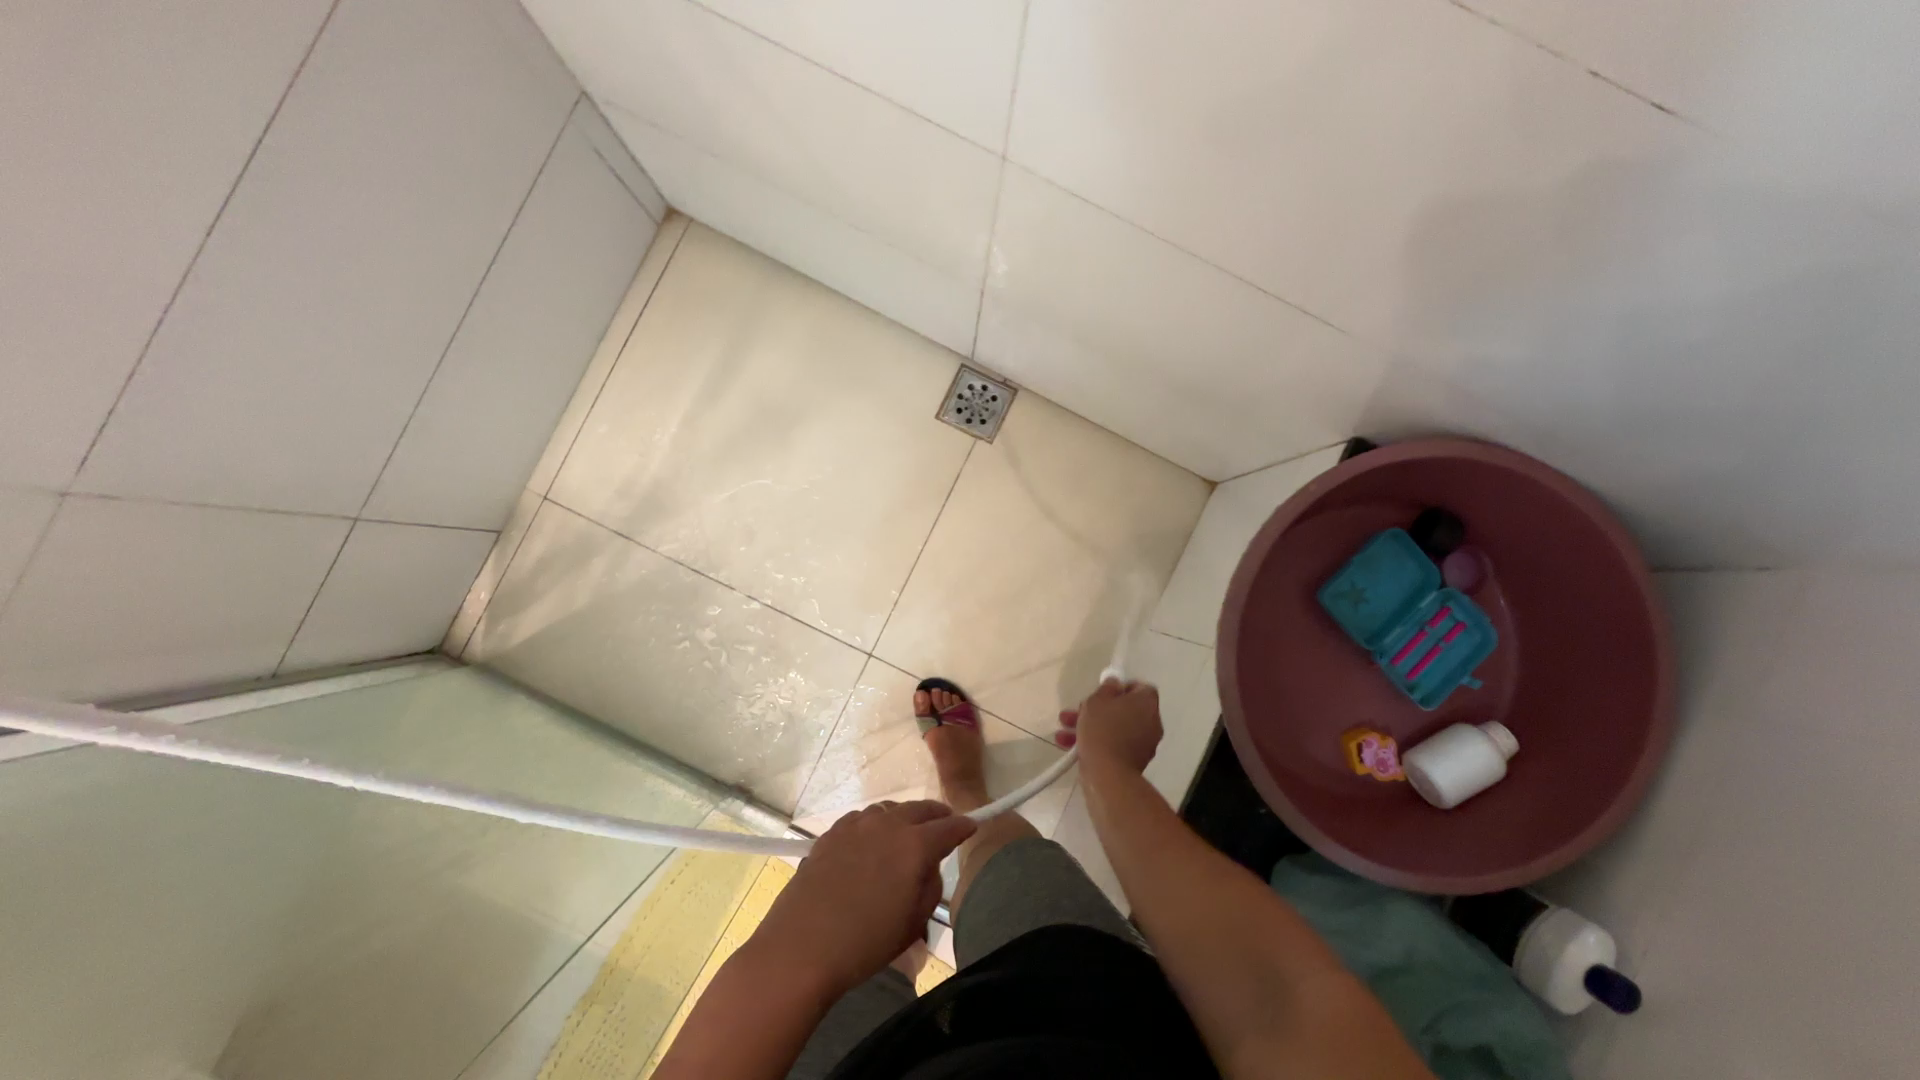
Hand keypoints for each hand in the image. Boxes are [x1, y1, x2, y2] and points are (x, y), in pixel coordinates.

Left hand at [752, 800, 974, 995]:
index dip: (963, 827)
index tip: (972, 827)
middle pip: (919, 809)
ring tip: (908, 832)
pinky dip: (875, 824)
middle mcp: (886, 825)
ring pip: (888, 810)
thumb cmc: (864, 944)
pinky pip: (862, 819)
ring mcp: (854, 826)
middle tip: (945, 823)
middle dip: (936, 815)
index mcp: (914, 846)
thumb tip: (928, 866)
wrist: (800, 949)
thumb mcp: (913, 922)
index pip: (949, 828)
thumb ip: (930, 886)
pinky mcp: (830, 834)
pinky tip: (872, 841)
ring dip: (904, 817)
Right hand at [1056, 678, 1160, 773]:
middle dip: (1097, 709)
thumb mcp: (1097, 701)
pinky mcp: (1133, 762)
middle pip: (1124, 709)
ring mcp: (1144, 744)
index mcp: (1147, 703)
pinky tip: (1071, 746)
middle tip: (1077, 711)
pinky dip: (1098, 743)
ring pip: (1116, 728)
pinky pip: (1115, 745)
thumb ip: (1106, 688)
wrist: (1108, 774)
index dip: (1120, 687)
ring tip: (1064, 731)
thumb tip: (1115, 683)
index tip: (1101, 692)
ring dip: (1091, 727)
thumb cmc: (1102, 730)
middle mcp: (1151, 722)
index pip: (1139, 687)